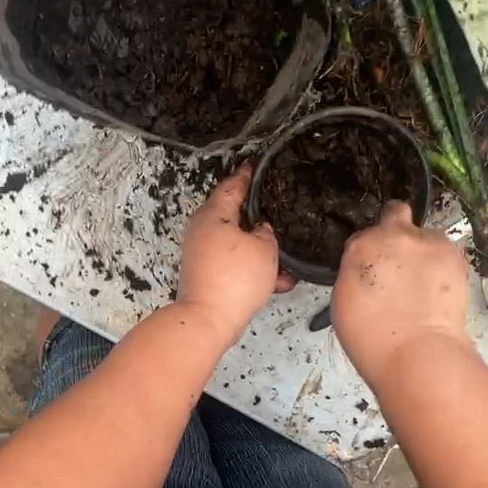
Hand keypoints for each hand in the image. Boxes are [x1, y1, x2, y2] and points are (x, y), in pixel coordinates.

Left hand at [176, 165, 294, 335]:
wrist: (208, 321)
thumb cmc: (234, 281)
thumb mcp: (264, 248)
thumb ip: (266, 233)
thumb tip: (260, 231)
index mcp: (214, 214)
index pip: (232, 185)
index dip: (248, 175)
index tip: (256, 166)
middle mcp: (203, 230)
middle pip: (234, 217)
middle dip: (259, 221)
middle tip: (279, 216)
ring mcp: (202, 254)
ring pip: (238, 245)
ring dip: (261, 254)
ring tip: (286, 266)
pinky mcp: (205, 275)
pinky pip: (233, 266)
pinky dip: (253, 271)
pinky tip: (277, 283)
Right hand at [332, 202, 473, 379]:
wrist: (415, 351)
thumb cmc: (370, 338)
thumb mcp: (344, 303)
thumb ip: (355, 275)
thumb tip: (371, 272)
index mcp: (360, 247)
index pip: (363, 238)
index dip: (370, 254)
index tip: (375, 272)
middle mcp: (394, 235)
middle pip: (396, 212)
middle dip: (398, 228)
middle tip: (401, 259)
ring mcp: (428, 242)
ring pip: (427, 236)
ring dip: (424, 252)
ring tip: (426, 285)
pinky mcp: (455, 255)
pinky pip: (448, 253)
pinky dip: (444, 267)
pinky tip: (440, 292)